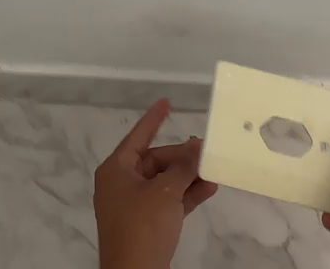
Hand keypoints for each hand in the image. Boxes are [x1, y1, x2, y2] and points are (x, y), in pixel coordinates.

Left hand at [94, 99, 218, 268]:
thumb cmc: (142, 226)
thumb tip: (197, 148)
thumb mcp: (165, 192)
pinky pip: (168, 201)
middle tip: (206, 151)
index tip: (167, 101)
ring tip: (213, 169)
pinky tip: (209, 188)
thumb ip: (183, 167)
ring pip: (164, 182)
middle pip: (155, 160)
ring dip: (188, 176)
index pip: (138, 135)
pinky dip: (186, 195)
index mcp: (116, 169)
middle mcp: (122, 184)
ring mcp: (133, 206)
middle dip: (181, 156)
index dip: (154, 118)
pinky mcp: (146, 225)